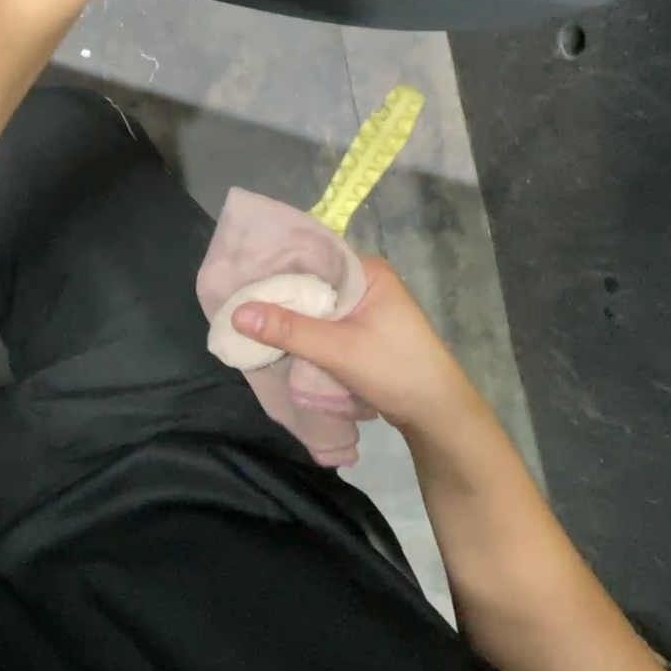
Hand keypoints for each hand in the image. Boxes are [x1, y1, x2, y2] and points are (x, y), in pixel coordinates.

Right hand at [233, 253, 474, 428]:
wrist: (436, 414)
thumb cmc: (396, 371)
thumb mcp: (338, 350)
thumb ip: (289, 330)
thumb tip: (236, 313)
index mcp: (366, 271)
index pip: (311, 256)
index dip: (274, 266)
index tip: (237, 277)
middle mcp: (363, 281)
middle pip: (309, 281)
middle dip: (275, 293)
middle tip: (233, 301)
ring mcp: (361, 306)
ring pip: (312, 304)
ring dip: (285, 314)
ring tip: (245, 318)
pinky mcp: (357, 329)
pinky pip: (319, 321)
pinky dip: (298, 329)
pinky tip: (272, 336)